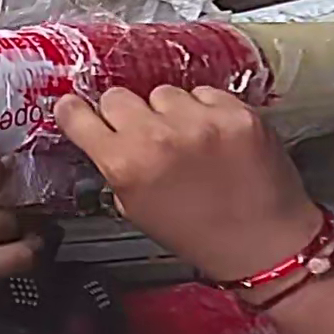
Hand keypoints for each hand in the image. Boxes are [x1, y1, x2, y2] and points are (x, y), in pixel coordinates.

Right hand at [54, 86, 322, 282]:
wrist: (260, 242)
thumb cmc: (192, 231)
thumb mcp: (131, 206)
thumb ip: (113, 166)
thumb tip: (102, 136)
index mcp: (123, 164)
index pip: (78, 117)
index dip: (72, 111)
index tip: (73, 107)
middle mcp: (156, 137)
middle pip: (117, 96)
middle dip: (121, 112)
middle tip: (137, 131)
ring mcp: (199, 121)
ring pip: (161, 92)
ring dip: (165, 110)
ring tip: (182, 136)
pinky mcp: (236, 113)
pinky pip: (203, 93)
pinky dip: (202, 109)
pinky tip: (209, 134)